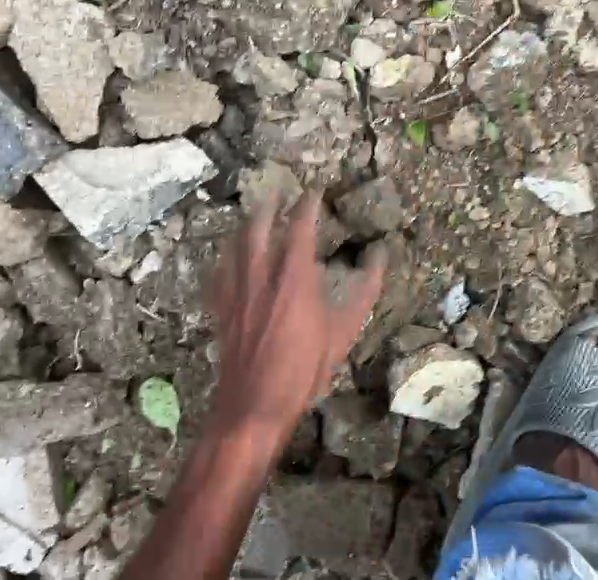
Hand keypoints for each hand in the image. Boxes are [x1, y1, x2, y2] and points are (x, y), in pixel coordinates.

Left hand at [206, 189, 386, 439]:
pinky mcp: (220, 310)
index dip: (307, 205)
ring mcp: (236, 292)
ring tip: (252, 215)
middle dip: (269, 207)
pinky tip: (226, 260)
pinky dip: (223, 261)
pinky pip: (217, 275)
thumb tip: (380, 256)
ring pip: (235, 247)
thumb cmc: (305, 369)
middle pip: (259, 228)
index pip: (300, 227)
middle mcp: (261, 276)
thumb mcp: (344, 331)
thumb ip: (364, 290)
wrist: (254, 405)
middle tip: (277, 193)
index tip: (314, 192)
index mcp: (294, 276)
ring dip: (245, 226)